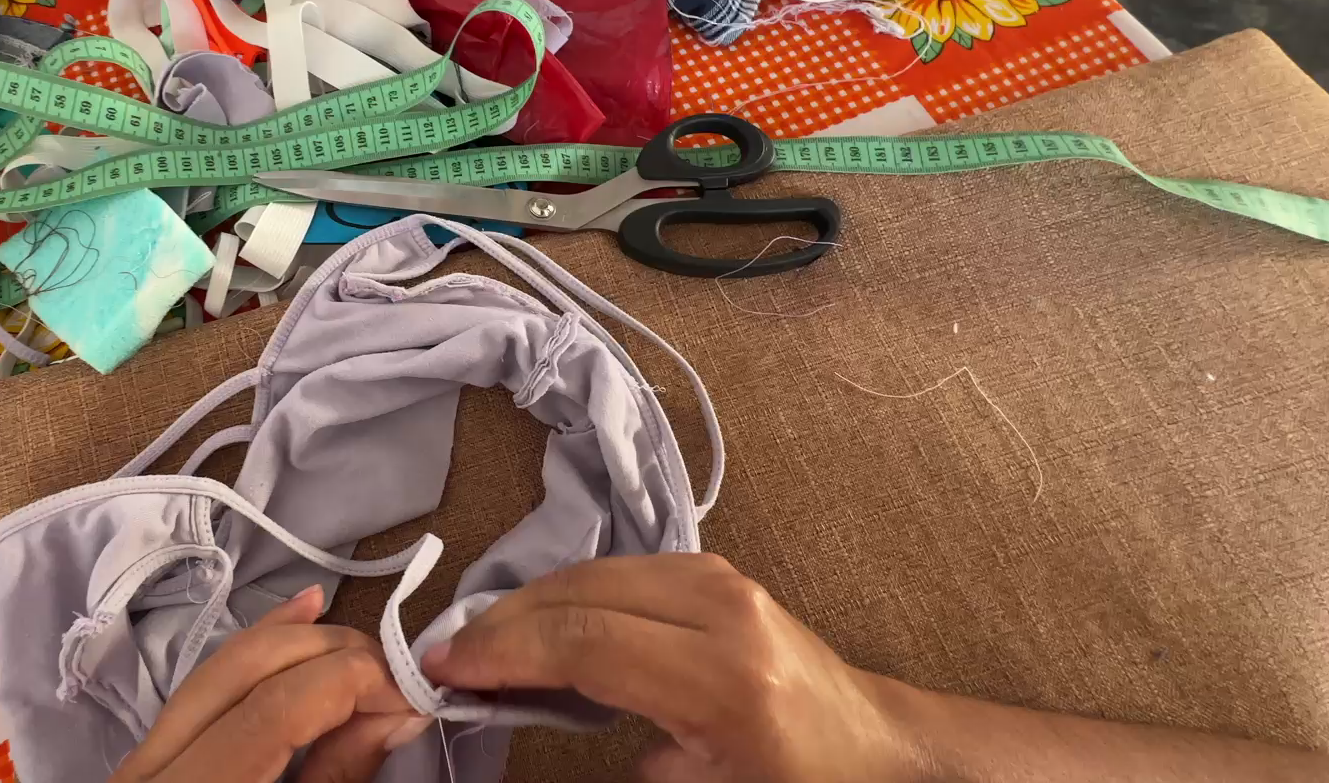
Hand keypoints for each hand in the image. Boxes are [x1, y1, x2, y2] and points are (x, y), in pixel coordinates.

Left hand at [111, 584, 432, 782]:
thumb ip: (342, 775)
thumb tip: (398, 708)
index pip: (273, 709)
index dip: (348, 682)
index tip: (406, 692)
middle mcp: (152, 766)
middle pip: (249, 668)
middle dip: (330, 653)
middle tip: (392, 674)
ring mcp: (145, 753)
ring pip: (227, 660)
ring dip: (300, 637)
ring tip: (359, 637)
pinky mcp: (156, 748)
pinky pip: (210, 677)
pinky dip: (261, 641)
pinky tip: (302, 609)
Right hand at [419, 554, 919, 782]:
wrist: (880, 748)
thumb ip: (629, 766)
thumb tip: (533, 716)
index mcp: (723, 675)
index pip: (585, 642)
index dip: (507, 651)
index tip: (449, 667)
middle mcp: (715, 605)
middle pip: (578, 593)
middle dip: (504, 621)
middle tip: (448, 650)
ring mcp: (713, 573)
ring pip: (588, 572)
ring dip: (526, 604)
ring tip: (480, 637)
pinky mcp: (706, 565)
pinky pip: (611, 571)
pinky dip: (562, 593)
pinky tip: (535, 619)